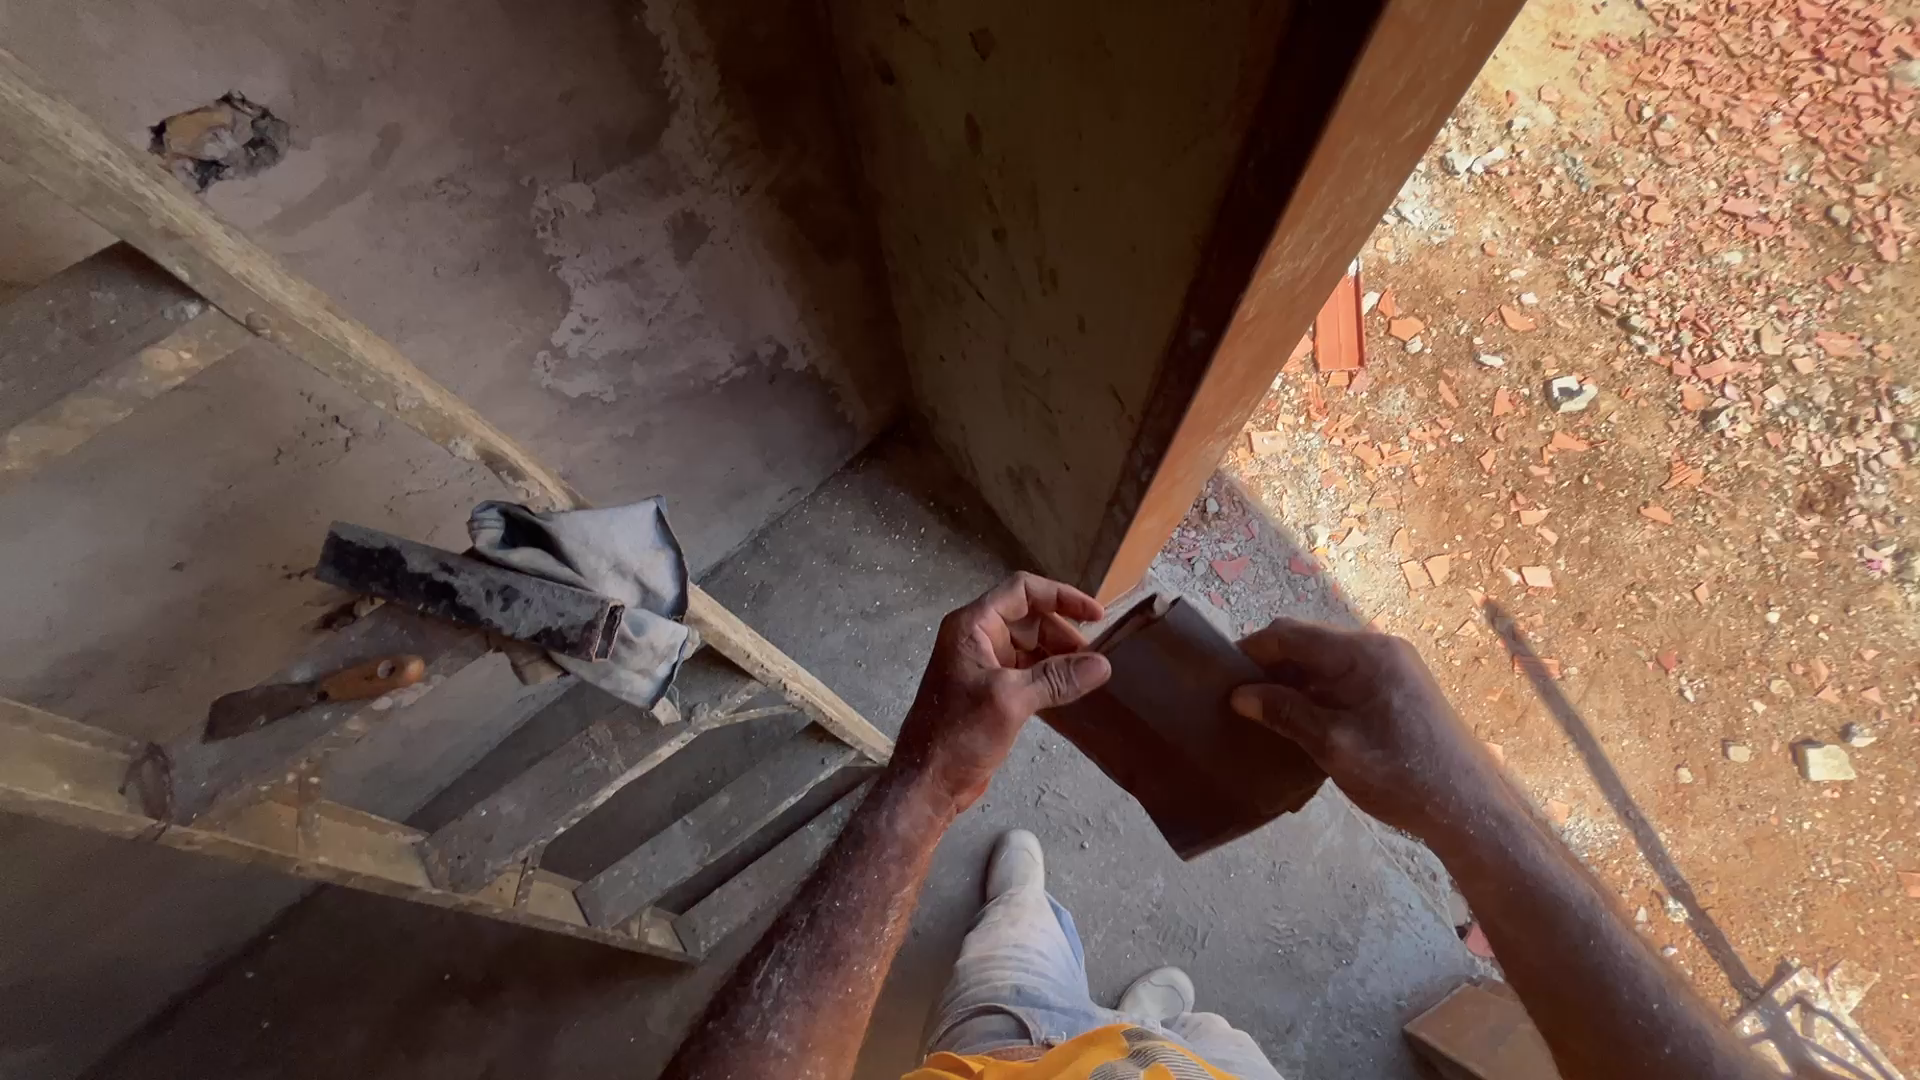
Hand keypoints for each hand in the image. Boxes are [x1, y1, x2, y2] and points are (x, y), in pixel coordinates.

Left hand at [892, 573, 1111, 814]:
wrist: (928, 781)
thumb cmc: (960, 733)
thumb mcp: (1011, 701)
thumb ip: (1056, 679)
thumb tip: (1102, 664)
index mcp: (972, 625)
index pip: (1022, 590)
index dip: (1061, 596)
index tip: (1097, 615)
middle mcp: (976, 637)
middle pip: (1029, 617)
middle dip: (1063, 632)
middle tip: (1094, 657)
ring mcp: (982, 663)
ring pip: (1029, 645)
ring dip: (1058, 656)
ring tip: (1087, 675)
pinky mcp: (990, 689)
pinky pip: (1025, 670)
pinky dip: (1047, 676)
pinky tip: (1070, 690)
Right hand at [1229, 618, 1508, 841]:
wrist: (1473, 814)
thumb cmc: (1403, 776)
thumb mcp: (1333, 746)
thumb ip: (1284, 712)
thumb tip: (1239, 695)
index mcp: (1364, 653)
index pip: (1290, 634)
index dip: (1251, 650)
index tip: (1221, 674)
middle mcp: (1378, 648)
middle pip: (1306, 643)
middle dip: (1269, 667)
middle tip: (1240, 698)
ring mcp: (1391, 667)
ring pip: (1321, 661)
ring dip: (1291, 682)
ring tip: (1263, 712)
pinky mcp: (1396, 687)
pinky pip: (1341, 677)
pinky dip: (1314, 692)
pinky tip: (1299, 720)